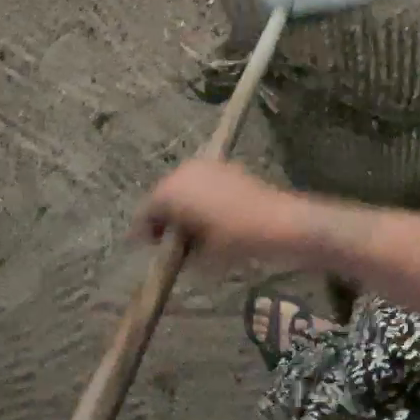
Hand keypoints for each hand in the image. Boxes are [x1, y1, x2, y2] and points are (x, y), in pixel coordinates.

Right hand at [133, 159, 303, 263]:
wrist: (276, 222)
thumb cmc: (233, 241)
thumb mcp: (200, 254)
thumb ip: (178, 248)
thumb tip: (173, 247)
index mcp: (170, 192)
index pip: (145, 211)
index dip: (143, 230)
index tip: (145, 244)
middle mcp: (183, 172)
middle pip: (162, 194)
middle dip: (162, 215)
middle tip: (165, 238)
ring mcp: (205, 166)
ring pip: (182, 186)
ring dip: (180, 204)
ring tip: (187, 228)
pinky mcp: (224, 166)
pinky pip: (201, 182)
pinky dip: (198, 196)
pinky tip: (207, 214)